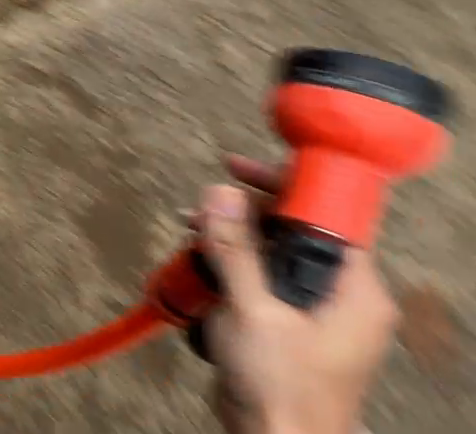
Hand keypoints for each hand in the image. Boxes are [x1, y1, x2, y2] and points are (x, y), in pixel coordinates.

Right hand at [199, 156, 399, 433]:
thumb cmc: (279, 379)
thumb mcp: (252, 309)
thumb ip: (236, 250)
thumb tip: (221, 190)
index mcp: (355, 292)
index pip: (327, 218)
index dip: (285, 185)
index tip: (236, 167)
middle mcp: (342, 297)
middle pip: (294, 231)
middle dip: (243, 213)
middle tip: (199, 209)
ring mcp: (315, 310)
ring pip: (272, 252)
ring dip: (229, 238)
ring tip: (190, 235)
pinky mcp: (287, 321)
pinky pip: (260, 275)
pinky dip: (229, 262)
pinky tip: (200, 262)